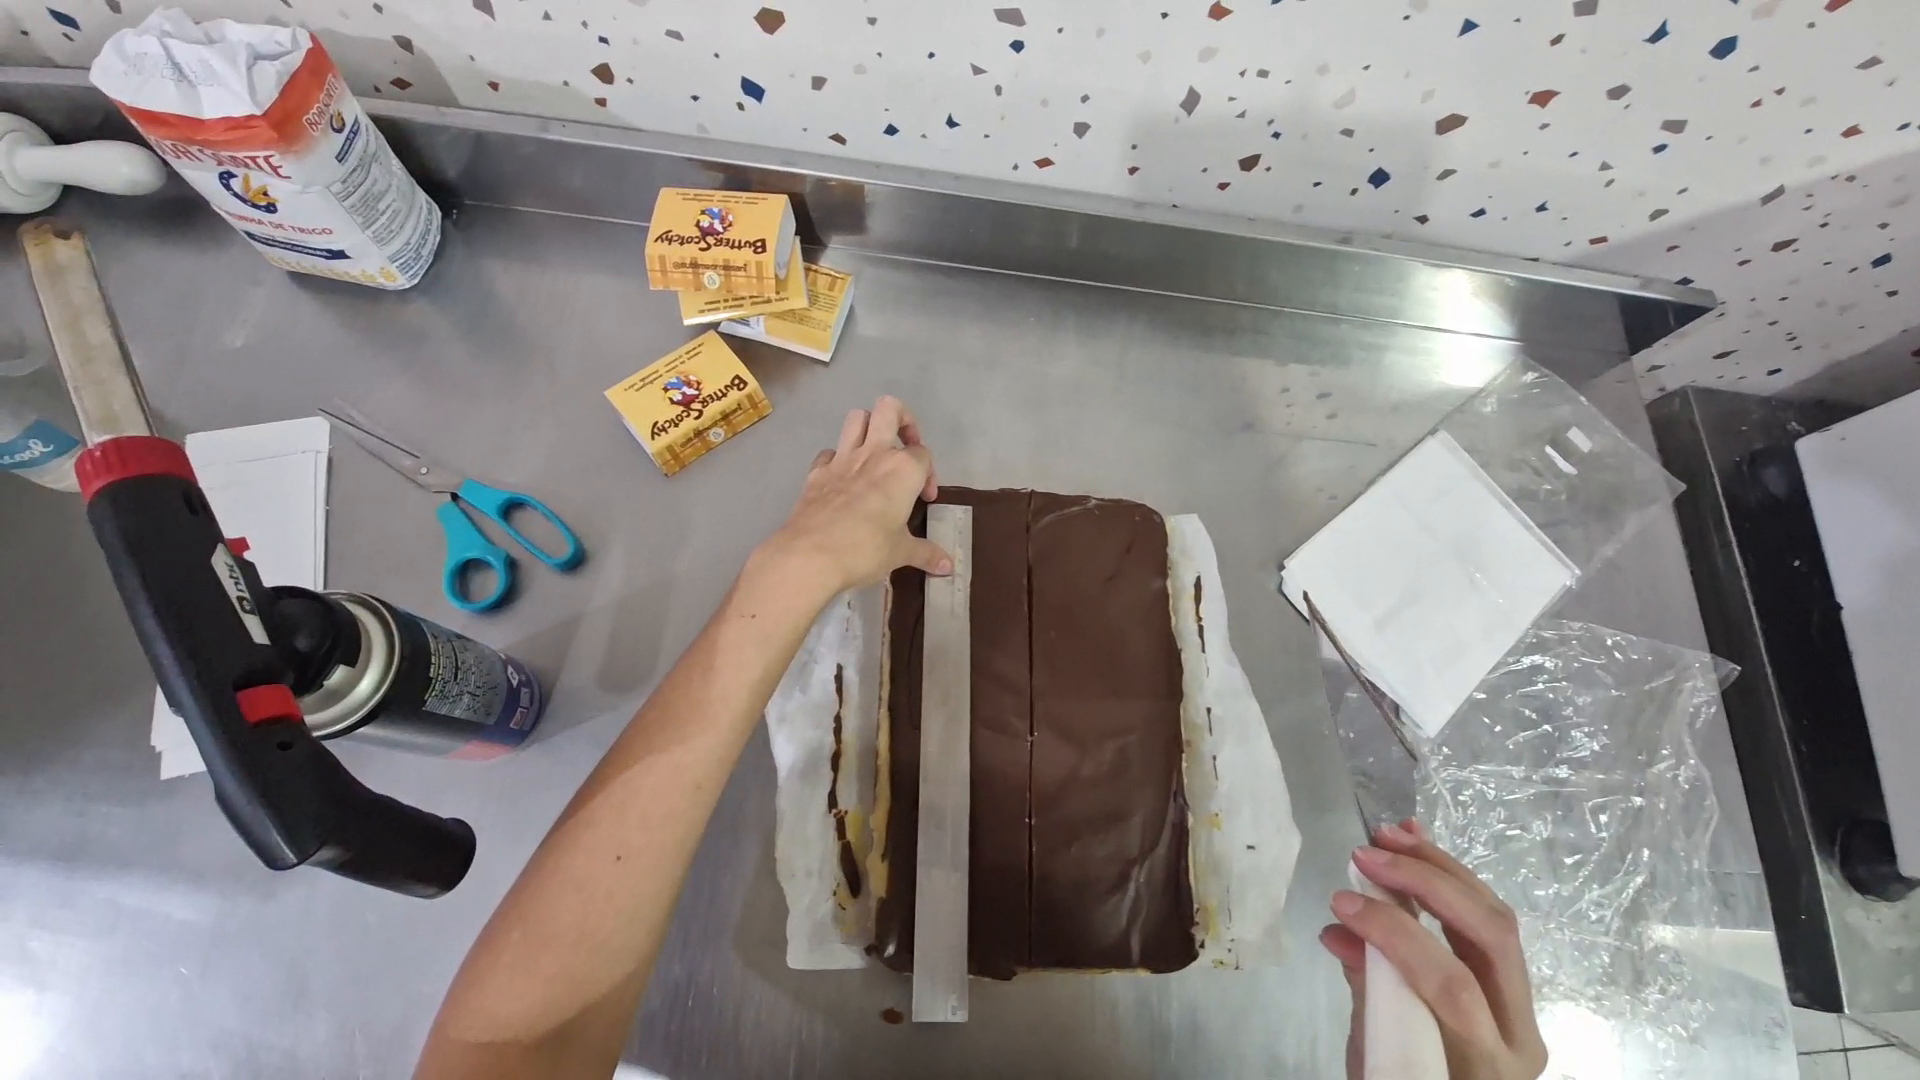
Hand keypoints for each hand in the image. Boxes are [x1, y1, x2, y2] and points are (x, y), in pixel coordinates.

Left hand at [760, 396, 948, 596]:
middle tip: (906, 446)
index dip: (929, 474)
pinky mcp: (817, 471)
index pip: (924, 454)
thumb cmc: (865, 549)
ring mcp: (842, 459)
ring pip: (857, 417)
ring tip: (876, 453)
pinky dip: (839, 458)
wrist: (810, 554)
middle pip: (890, 409)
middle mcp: (874, 454)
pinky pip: (830, 451)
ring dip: (869, 427)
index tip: (924, 499)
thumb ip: (926, 553)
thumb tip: (948, 566)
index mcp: (903, 469)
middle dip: (903, 419)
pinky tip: (843, 478)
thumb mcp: (901, 553)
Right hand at [1319, 820, 1547, 1079]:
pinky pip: (1487, 919)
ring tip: (1388, 834)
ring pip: (1496, 917)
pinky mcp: (1510, 983)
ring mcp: (1522, 1004)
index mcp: (1486, 1062)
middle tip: (1366, 853)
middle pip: (1489, 935)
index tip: (1339, 901)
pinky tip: (1416, 847)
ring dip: (1437, 867)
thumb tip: (1339, 931)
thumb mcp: (1379, 1061)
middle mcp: (1520, 1029)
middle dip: (1424, 882)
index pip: (1450, 982)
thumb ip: (1368, 994)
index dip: (1393, 931)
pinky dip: (1448, 877)